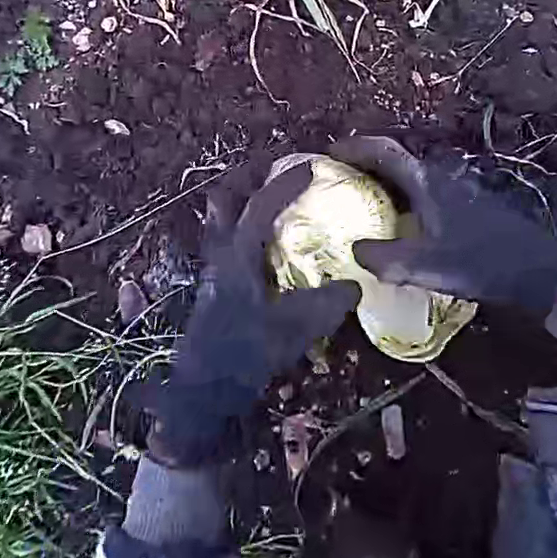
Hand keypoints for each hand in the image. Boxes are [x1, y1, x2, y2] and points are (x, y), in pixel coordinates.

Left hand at [149, 159, 357, 465]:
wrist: (202, 392)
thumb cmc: (244, 355)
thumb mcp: (293, 330)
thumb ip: (327, 304)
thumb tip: (355, 284)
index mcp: (238, 256)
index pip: (261, 207)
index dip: (286, 183)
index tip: (310, 165)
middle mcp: (221, 253)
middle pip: (225, 199)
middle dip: (250, 176)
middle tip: (278, 167)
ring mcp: (213, 266)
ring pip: (221, 216)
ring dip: (243, 197)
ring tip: (272, 193)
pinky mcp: (214, 281)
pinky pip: (226, 235)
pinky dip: (244, 222)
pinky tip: (267, 236)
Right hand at [329, 136, 556, 315]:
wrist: (532, 268)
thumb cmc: (478, 261)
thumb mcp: (426, 266)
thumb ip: (386, 259)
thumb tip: (355, 250)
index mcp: (427, 182)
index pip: (385, 152)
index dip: (356, 148)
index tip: (329, 151)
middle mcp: (439, 177)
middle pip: (395, 160)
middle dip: (365, 163)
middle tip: (337, 176)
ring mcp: (453, 188)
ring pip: (409, 176)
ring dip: (383, 180)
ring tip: (358, 197)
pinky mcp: (463, 203)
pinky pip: (421, 190)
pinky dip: (400, 196)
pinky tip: (395, 220)